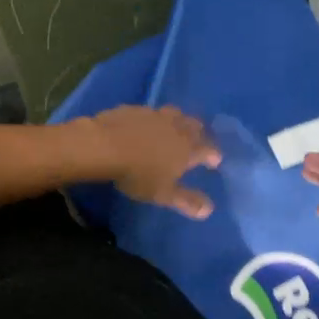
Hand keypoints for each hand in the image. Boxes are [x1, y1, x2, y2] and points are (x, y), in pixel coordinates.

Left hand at [83, 106, 221, 218]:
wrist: (104, 145)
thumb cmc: (137, 174)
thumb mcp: (163, 194)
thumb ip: (187, 200)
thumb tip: (208, 209)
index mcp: (187, 148)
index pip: (208, 149)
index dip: (213, 155)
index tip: (214, 160)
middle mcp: (175, 127)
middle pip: (194, 125)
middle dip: (199, 133)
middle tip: (197, 140)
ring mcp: (154, 114)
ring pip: (174, 113)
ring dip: (178, 120)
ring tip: (175, 127)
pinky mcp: (134, 108)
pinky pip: (150, 111)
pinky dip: (153, 117)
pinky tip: (146, 123)